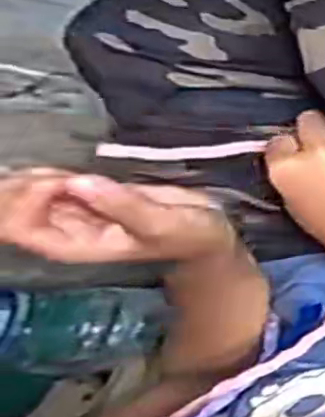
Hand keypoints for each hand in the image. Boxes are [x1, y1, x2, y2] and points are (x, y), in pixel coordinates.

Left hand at [0, 169, 235, 265]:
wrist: (211, 233)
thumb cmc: (189, 236)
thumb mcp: (164, 224)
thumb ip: (126, 206)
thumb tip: (80, 182)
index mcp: (70, 245)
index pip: (16, 225)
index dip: (30, 201)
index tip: (68, 182)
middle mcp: (61, 230)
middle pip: (7, 210)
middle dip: (22, 188)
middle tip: (58, 175)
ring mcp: (73, 212)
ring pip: (21, 195)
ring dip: (31, 179)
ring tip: (62, 171)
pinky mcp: (91, 195)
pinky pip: (49, 185)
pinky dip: (47, 174)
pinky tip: (63, 171)